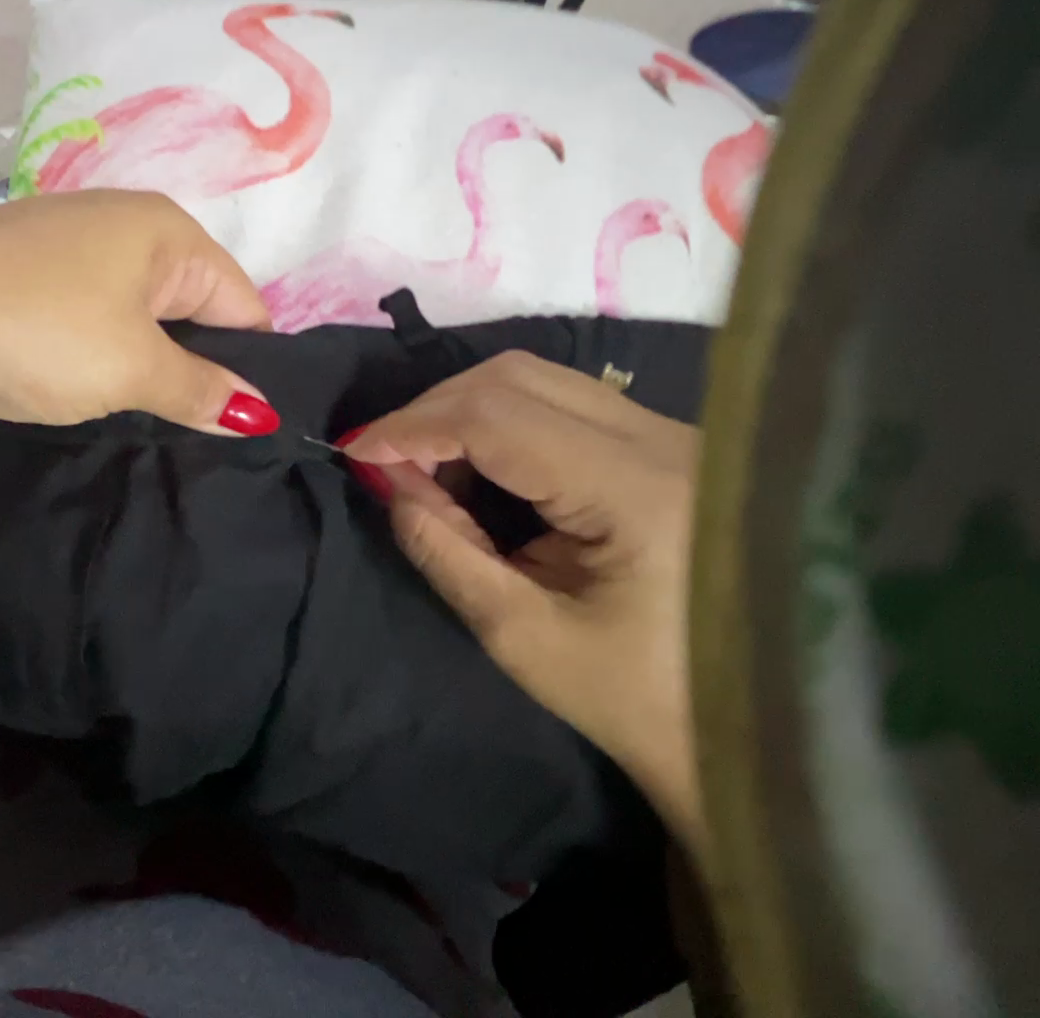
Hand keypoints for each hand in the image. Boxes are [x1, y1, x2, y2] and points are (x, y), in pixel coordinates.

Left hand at [0, 190, 279, 434]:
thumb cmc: (34, 330)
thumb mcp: (130, 368)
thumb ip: (200, 390)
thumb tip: (259, 411)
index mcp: (168, 232)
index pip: (242, 304)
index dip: (251, 369)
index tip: (248, 433)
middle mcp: (124, 230)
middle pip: (190, 312)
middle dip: (196, 375)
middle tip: (198, 443)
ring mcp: (69, 255)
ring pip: (136, 325)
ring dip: (144, 375)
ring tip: (149, 433)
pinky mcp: (28, 284)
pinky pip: (89, 328)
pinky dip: (97, 365)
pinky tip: (92, 403)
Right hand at [344, 353, 705, 856]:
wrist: (749, 726)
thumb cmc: (631, 696)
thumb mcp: (516, 632)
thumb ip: (443, 548)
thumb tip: (388, 480)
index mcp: (638, 492)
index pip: (498, 419)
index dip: (413, 427)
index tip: (355, 452)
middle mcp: (667, 441)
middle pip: (517, 379)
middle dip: (433, 411)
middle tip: (384, 459)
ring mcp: (675, 436)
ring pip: (540, 381)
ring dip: (464, 412)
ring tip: (422, 465)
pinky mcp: (670, 447)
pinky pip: (563, 404)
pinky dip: (499, 423)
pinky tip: (474, 467)